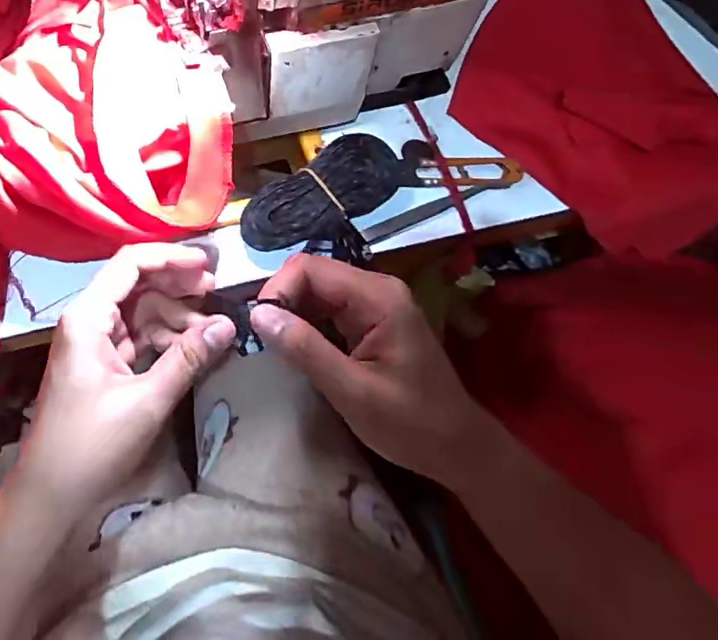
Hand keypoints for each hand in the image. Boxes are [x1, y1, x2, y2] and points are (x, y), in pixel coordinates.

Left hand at [9, 244, 234, 511]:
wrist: (49, 496)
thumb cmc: (91, 446)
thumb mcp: (146, 401)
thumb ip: (188, 358)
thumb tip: (228, 324)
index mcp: (88, 316)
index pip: (130, 263)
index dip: (171, 257)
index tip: (207, 265)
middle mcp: (87, 318)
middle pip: (136, 282)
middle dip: (176, 283)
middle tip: (214, 289)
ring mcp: (93, 340)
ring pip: (139, 309)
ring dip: (174, 313)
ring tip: (209, 325)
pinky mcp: (101, 361)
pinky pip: (136, 334)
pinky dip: (163, 336)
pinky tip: (190, 345)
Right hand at [251, 253, 498, 488]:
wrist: (459, 448)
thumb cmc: (411, 425)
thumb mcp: (353, 392)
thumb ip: (305, 349)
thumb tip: (258, 314)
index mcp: (378, 297)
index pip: (310, 268)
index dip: (278, 290)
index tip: (259, 327)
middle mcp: (377, 288)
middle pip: (312, 274)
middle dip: (282, 301)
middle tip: (264, 340)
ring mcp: (376, 302)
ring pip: (317, 289)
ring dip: (292, 312)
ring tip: (277, 346)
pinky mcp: (372, 318)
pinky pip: (329, 306)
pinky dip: (307, 322)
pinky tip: (299, 348)